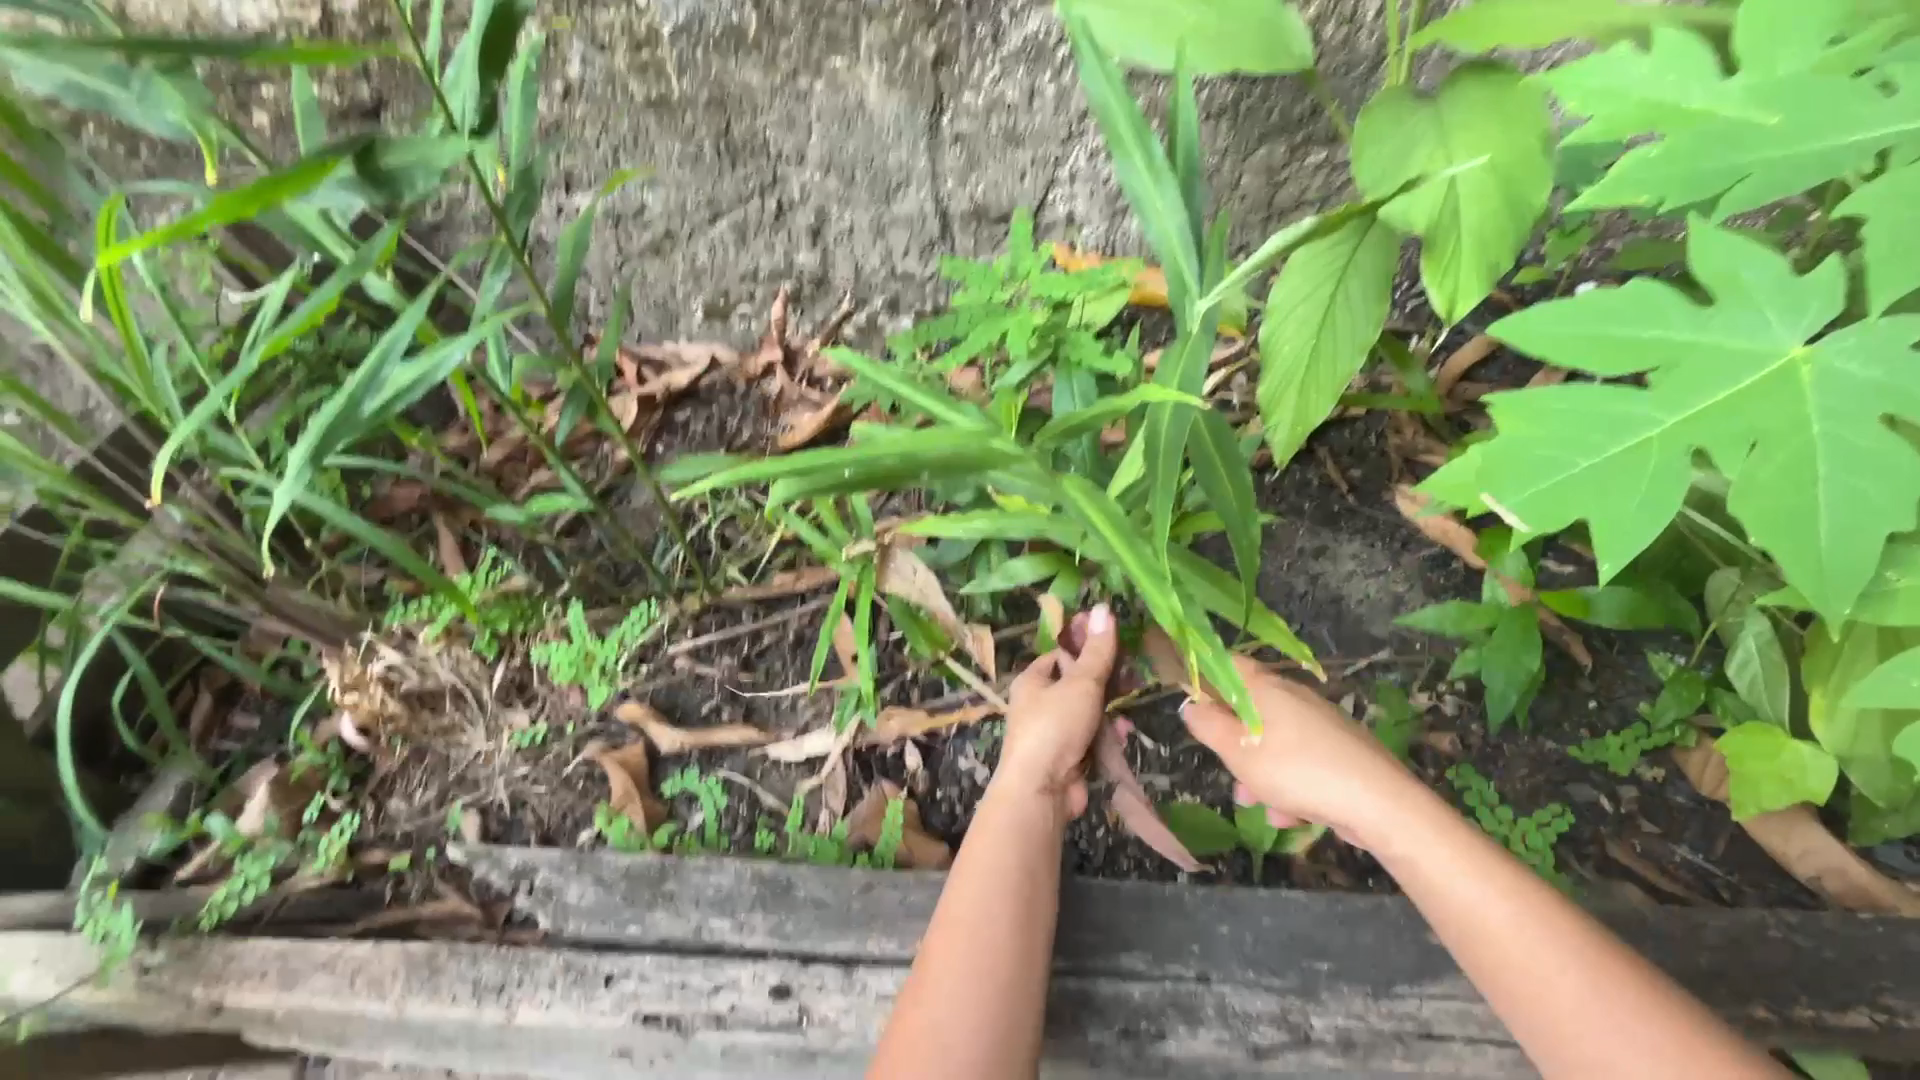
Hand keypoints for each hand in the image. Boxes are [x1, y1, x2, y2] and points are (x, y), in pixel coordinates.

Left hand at [994, 603, 1118, 818]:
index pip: (1061, 654)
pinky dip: (1106, 737)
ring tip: (1126, 713)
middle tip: (1132, 678)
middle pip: (1078, 684)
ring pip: (1088, 712)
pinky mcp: (1067, 757)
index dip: (1087, 648)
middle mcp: (1039, 704)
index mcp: (1033, 680)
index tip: (1116, 644)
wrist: (1041, 790)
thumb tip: (1104, 607)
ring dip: (1109, 713)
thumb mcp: (1081, 683)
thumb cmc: (1055, 727)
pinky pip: (1091, 738)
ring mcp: (1053, 732)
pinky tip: (1120, 737)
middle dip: (1105, 684)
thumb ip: (1097, 651)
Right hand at [1181, 656, 1420, 849]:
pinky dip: (1291, 785)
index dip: (1205, 678)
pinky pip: (1302, 762)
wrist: (1381, 803)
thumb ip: (1207, 725)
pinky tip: (1292, 816)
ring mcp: (1321, 723)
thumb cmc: (1297, 770)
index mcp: (1267, 687)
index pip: (1227, 663)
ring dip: (1260, 773)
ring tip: (1260, 806)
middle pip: (1250, 709)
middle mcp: (1295, 697)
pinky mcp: (1340, 750)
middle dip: (1234, 743)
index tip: (1194, 706)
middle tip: (1228, 770)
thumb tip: (1191, 705)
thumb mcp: (1237, 752)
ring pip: (1275, 742)